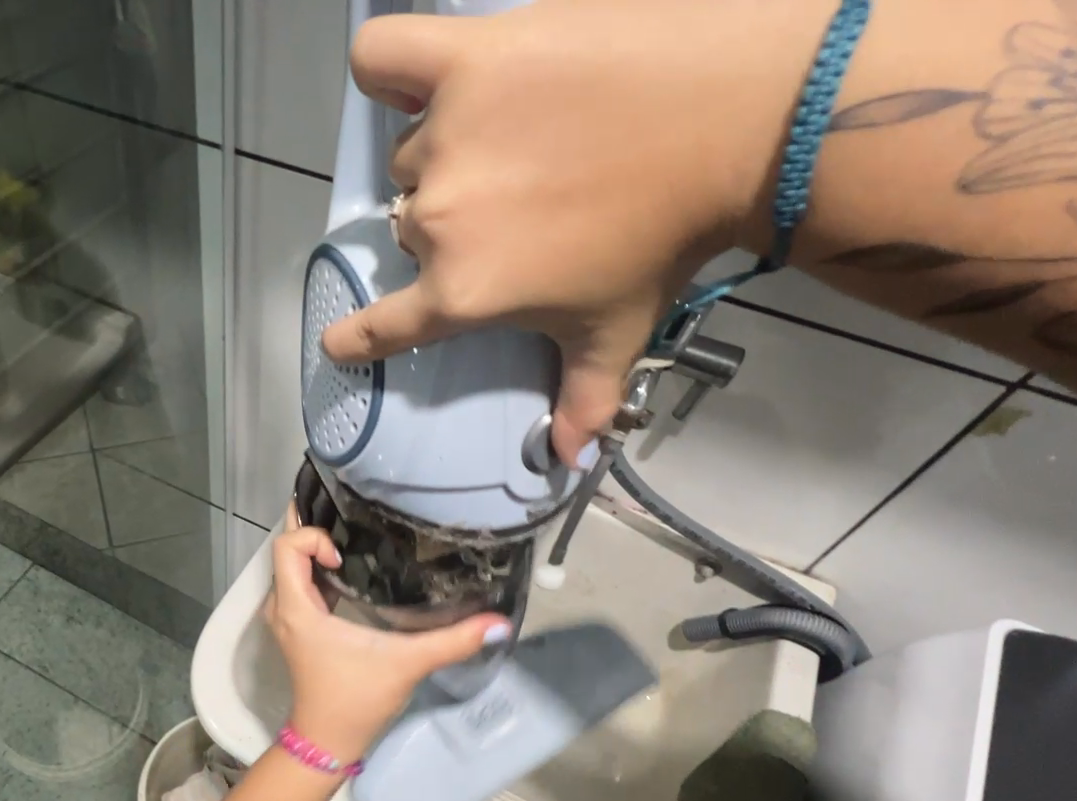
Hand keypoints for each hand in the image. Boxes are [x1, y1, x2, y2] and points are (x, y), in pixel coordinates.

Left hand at [263, 506, 509, 764]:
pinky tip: (353, 567)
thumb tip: (498, 623)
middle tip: (354, 517)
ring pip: (294, 568)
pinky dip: (319, 571)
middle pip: (289, 552)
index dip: (313, 537)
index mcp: (297, 608)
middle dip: (317, 531)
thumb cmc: (356, 700)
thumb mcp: (406, 664)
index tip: (345, 553)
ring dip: (318, 551)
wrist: (328, 741)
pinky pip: (301, 584)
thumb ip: (451, 641)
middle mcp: (284, 607)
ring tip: (358, 536)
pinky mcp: (299, 627)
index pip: (286, 547)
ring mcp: (289, 618)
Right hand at [321, 0, 834, 455]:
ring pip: (411, 157)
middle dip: (447, 228)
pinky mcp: (465, 60)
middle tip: (511, 205)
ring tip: (507, 139)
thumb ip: (581, 403)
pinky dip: (386, 71)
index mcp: (463, 291)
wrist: (737, 122)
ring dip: (443, 159)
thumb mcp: (616, 333)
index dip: (354, 339)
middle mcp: (437, 220)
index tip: (340, 342)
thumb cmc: (665, 241)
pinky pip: (382, 60)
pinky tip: (420, 80)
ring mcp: (446, 135)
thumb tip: (567, 464)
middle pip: (410, 228)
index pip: (379, 327)